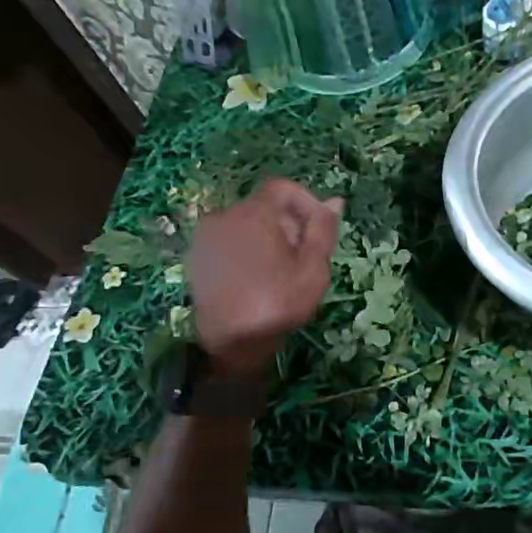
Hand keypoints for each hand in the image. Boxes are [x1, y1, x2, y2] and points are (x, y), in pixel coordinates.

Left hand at [187, 178, 341, 376]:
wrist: (229, 344)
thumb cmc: (277, 304)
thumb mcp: (312, 269)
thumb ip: (323, 231)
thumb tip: (334, 201)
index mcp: (253, 213)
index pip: (282, 188)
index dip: (306, 202)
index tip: (319, 230)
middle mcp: (223, 216)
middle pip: (263, 207)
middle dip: (288, 225)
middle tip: (305, 258)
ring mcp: (205, 238)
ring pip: (246, 226)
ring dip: (267, 240)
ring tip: (282, 273)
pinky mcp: (197, 259)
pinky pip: (229, 243)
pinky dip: (247, 252)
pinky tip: (257, 281)